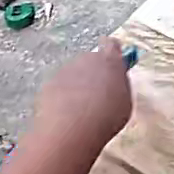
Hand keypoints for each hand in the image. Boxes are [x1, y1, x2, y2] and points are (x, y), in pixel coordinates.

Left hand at [27, 37, 133, 152]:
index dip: (113, 51)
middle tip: (100, 93)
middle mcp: (86, 59)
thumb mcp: (125, 100)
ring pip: (75, 73)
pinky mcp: (48, 84)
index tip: (115, 61)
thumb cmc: (107, 116)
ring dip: (79, 84)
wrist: (71, 129)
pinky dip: (64, 95)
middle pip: (91, 59)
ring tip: (84, 108)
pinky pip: (61, 86)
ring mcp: (65, 71)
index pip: (112, 44)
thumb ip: (120, 84)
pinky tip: (69, 113)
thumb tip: (116, 79)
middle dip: (95, 72)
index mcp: (110, 60)